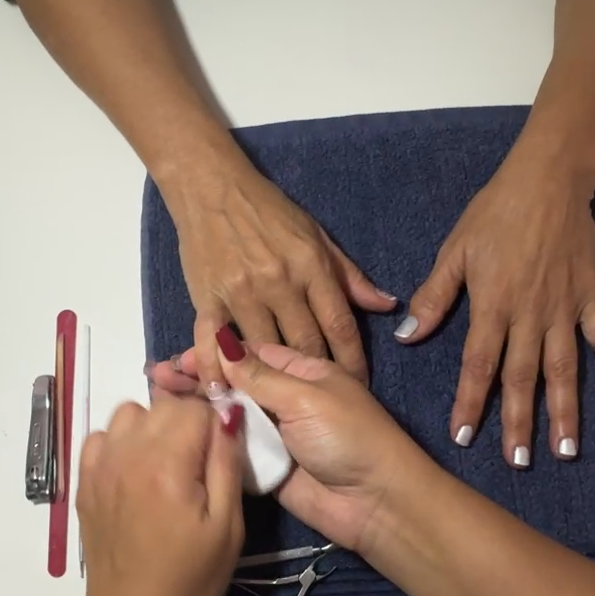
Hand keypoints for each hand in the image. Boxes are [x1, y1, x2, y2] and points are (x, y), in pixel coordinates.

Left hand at [76, 395, 245, 595]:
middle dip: (188, 421)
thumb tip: (228, 416)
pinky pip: (101, 435)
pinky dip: (121, 441)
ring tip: (166, 461)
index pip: (195, 408)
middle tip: (199, 461)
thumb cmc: (189, 577)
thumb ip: (227, 465)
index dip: (216, 424)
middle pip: (163, 404)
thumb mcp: (227, 527)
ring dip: (153, 425)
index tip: (222, 453)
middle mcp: (128, 454)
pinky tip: (134, 469)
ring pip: (129, 412)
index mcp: (167, 464)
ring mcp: (100, 466)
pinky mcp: (85, 481)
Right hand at [151, 328, 430, 552]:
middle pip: (233, 384)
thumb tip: (220, 344)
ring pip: (228, 417)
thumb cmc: (349, 438)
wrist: (376, 503)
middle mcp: (285, 400)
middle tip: (156, 377)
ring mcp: (274, 435)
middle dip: (197, 379)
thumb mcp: (306, 397)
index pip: (249, 354)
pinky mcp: (266, 468)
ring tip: (156, 399)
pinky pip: (232, 451)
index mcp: (302, 372)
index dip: (213, 354)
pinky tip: (176, 434)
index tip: (178, 357)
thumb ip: (259, 376)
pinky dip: (207, 442)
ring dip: (195, 409)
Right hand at [165, 162, 396, 392]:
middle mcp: (280, 283)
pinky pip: (212, 342)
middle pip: (306, 345)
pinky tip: (221, 394)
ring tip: (281, 409)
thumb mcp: (317, 236)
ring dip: (273, 383)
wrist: (211, 186)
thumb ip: (349, 276)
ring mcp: (242, 292)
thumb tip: (386, 305)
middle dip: (319, 379)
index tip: (359, 385)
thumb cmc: (268, 211)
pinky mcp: (208, 298)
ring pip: (264, 350)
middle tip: (327, 409)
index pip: (340, 325)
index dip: (353, 361)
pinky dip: (216, 370)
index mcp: (312, 267)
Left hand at [396, 157, 594, 468]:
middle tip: (518, 460)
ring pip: (564, 368)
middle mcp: (530, 316)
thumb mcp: (454, 252)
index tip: (465, 437)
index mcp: (493, 307)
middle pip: (522, 378)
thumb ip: (434, 297)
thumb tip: (407, 335)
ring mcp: (564, 309)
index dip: (471, 403)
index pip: (479, 366)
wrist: (547, 179)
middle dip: (519, 422)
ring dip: (565, 410)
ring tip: (565, 449)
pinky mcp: (591, 296)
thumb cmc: (495, 214)